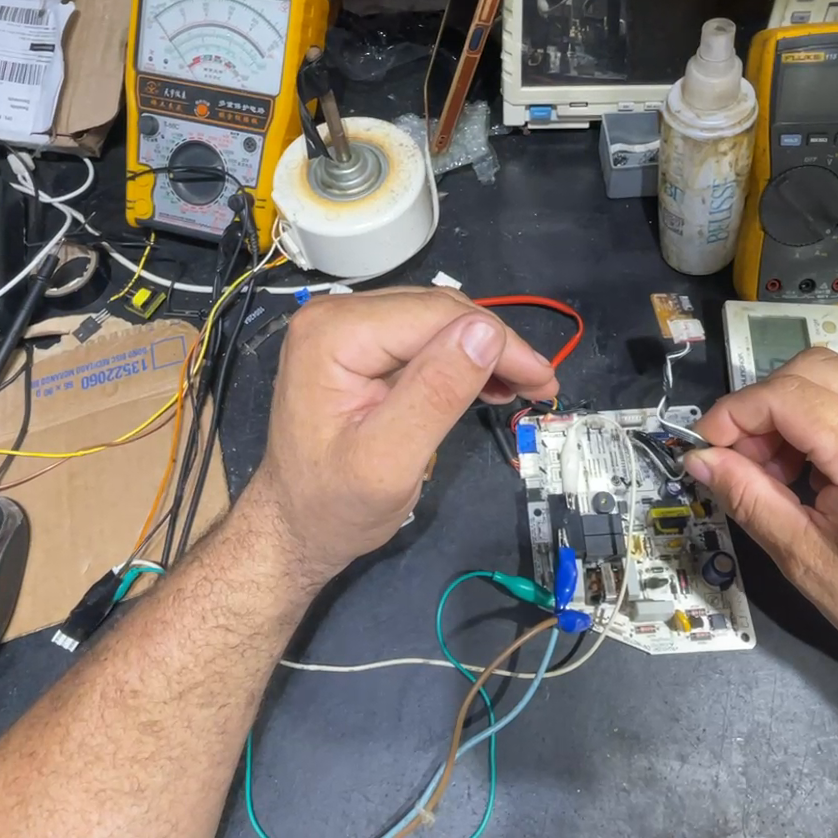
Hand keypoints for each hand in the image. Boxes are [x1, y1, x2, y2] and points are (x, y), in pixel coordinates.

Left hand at [242, 287, 559, 583]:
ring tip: (523, 387)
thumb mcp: (388, 461)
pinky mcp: (359, 347)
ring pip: (437, 321)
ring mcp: (346, 328)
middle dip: (496, 345)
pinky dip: (461, 358)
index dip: (498, 342)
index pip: (436, 315)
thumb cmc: (333, 506)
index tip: (542, 379)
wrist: (294, 526)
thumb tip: (486, 332)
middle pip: (438, 311)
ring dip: (484, 351)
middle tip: (541, 385)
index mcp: (334, 333)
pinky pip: (423, 338)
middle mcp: (336, 315)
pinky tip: (490, 384)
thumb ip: (435, 394)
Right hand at [685, 349, 837, 692]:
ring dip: (796, 410)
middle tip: (745, 459)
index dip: (732, 414)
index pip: (782, 394)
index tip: (707, 449)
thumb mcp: (809, 561)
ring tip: (784, 471)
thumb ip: (748, 498)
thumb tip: (700, 460)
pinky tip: (825, 473)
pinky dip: (831, 420)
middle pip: (811, 368)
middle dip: (762, 404)